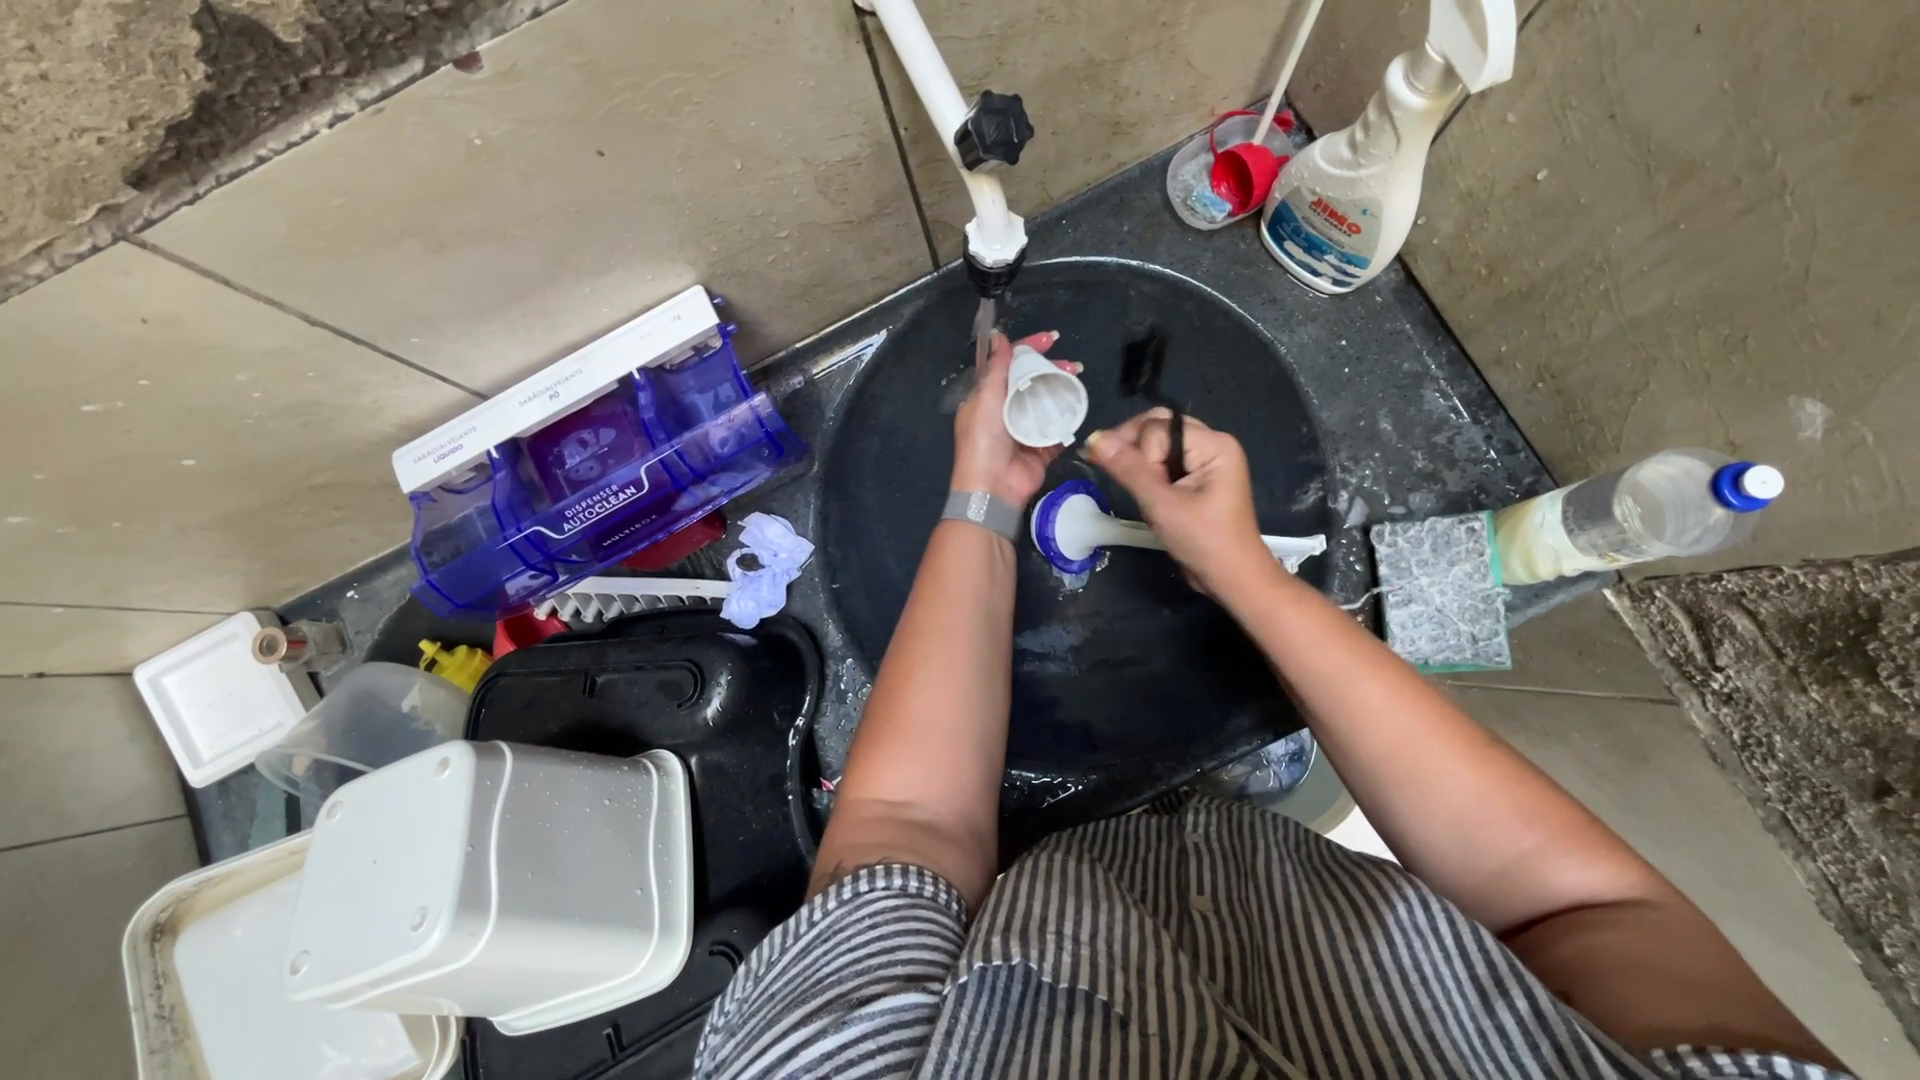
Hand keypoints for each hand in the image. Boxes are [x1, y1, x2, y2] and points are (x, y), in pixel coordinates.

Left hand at [950, 330, 1082, 506]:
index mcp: (988, 397)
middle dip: (1052, 368)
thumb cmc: (983, 439)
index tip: (1051, 339)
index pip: (1009, 364)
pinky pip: (1058, 430)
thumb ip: (996, 367)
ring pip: (1048, 402)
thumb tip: (999, 335)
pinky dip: (1069, 419)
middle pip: (1032, 382)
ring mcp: (1025, 430)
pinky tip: (1080, 406)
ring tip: (1079, 379)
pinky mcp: (1041, 449)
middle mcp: (1006, 411)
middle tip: (1073, 364)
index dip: (1029, 348)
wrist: (993, 487)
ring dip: (1064, 389)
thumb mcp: (986, 398)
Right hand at [1081, 409, 1276, 597]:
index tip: (1141, 487)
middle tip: (1119, 476)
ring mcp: (1205, 461)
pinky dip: (1149, 474)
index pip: (1158, 427)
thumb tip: (1094, 439)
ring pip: (1158, 444)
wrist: (1231, 578)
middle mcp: (1212, 444)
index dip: (1140, 453)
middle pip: (1158, 427)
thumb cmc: (1203, 541)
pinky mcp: (1197, 478)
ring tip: (1139, 492)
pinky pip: (1165, 461)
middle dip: (1134, 450)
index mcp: (1213, 444)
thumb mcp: (1161, 505)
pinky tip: (1145, 493)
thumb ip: (1128, 469)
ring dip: (1141, 464)